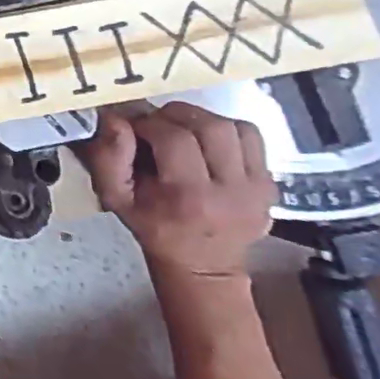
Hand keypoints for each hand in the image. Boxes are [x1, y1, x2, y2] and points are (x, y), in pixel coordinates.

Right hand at [82, 102, 276, 280]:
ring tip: (181, 130)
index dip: (148, 123)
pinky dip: (225, 130)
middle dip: (174, 115)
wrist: (204, 263)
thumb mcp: (115, 198)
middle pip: (209, 127)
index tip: (133, 127)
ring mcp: (258, 188)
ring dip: (200, 119)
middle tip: (156, 124)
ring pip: (233, 127)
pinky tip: (206, 141)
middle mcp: (231, 191)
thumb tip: (115, 118)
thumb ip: (108, 158)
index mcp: (189, 197)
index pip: (173, 138)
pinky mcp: (272, 184)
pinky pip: (251, 137)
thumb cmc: (152, 227)